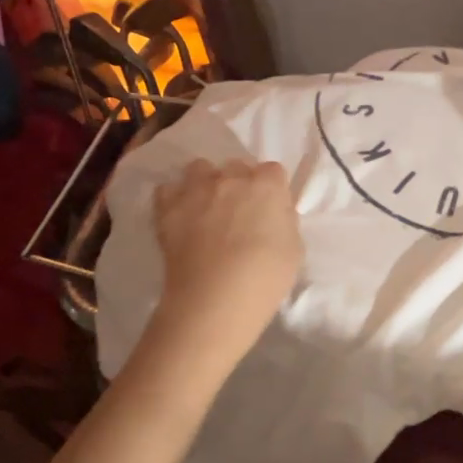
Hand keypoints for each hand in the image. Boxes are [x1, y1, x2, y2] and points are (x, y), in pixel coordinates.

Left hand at [151, 158, 302, 333]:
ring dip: (207, 181)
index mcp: (268, 186)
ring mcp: (196, 189)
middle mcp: (231, 178)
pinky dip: (175, 197)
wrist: (216, 297)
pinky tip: (182, 215)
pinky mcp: (168, 206)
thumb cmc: (266, 276)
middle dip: (240, 182)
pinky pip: (168, 189)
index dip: (273, 189)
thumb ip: (284, 221)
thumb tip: (274, 213)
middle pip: (237, 166)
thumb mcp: (295, 248)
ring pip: (200, 168)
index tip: (271, 208)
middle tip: (241, 210)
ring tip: (208, 206)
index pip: (274, 171)